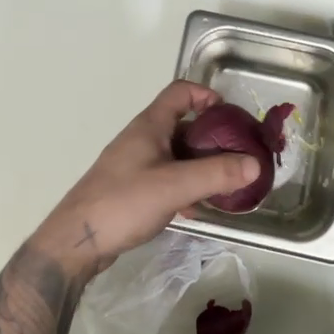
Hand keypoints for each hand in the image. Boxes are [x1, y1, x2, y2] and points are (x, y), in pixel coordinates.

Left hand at [31, 80, 260, 275]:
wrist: (77, 241)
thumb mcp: (174, 186)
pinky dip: (186, 185)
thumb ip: (216, 174)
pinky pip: (167, 177)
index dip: (206, 95)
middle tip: (239, 154)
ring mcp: (136, 164)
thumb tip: (256, 163)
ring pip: (177, 154)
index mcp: (150, 126)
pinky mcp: (133, 189)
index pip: (180, 92)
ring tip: (227, 182)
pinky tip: (199, 207)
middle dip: (212, 136)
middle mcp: (143, 139)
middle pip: (183, 125)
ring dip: (201, 164)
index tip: (231, 115)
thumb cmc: (123, 202)